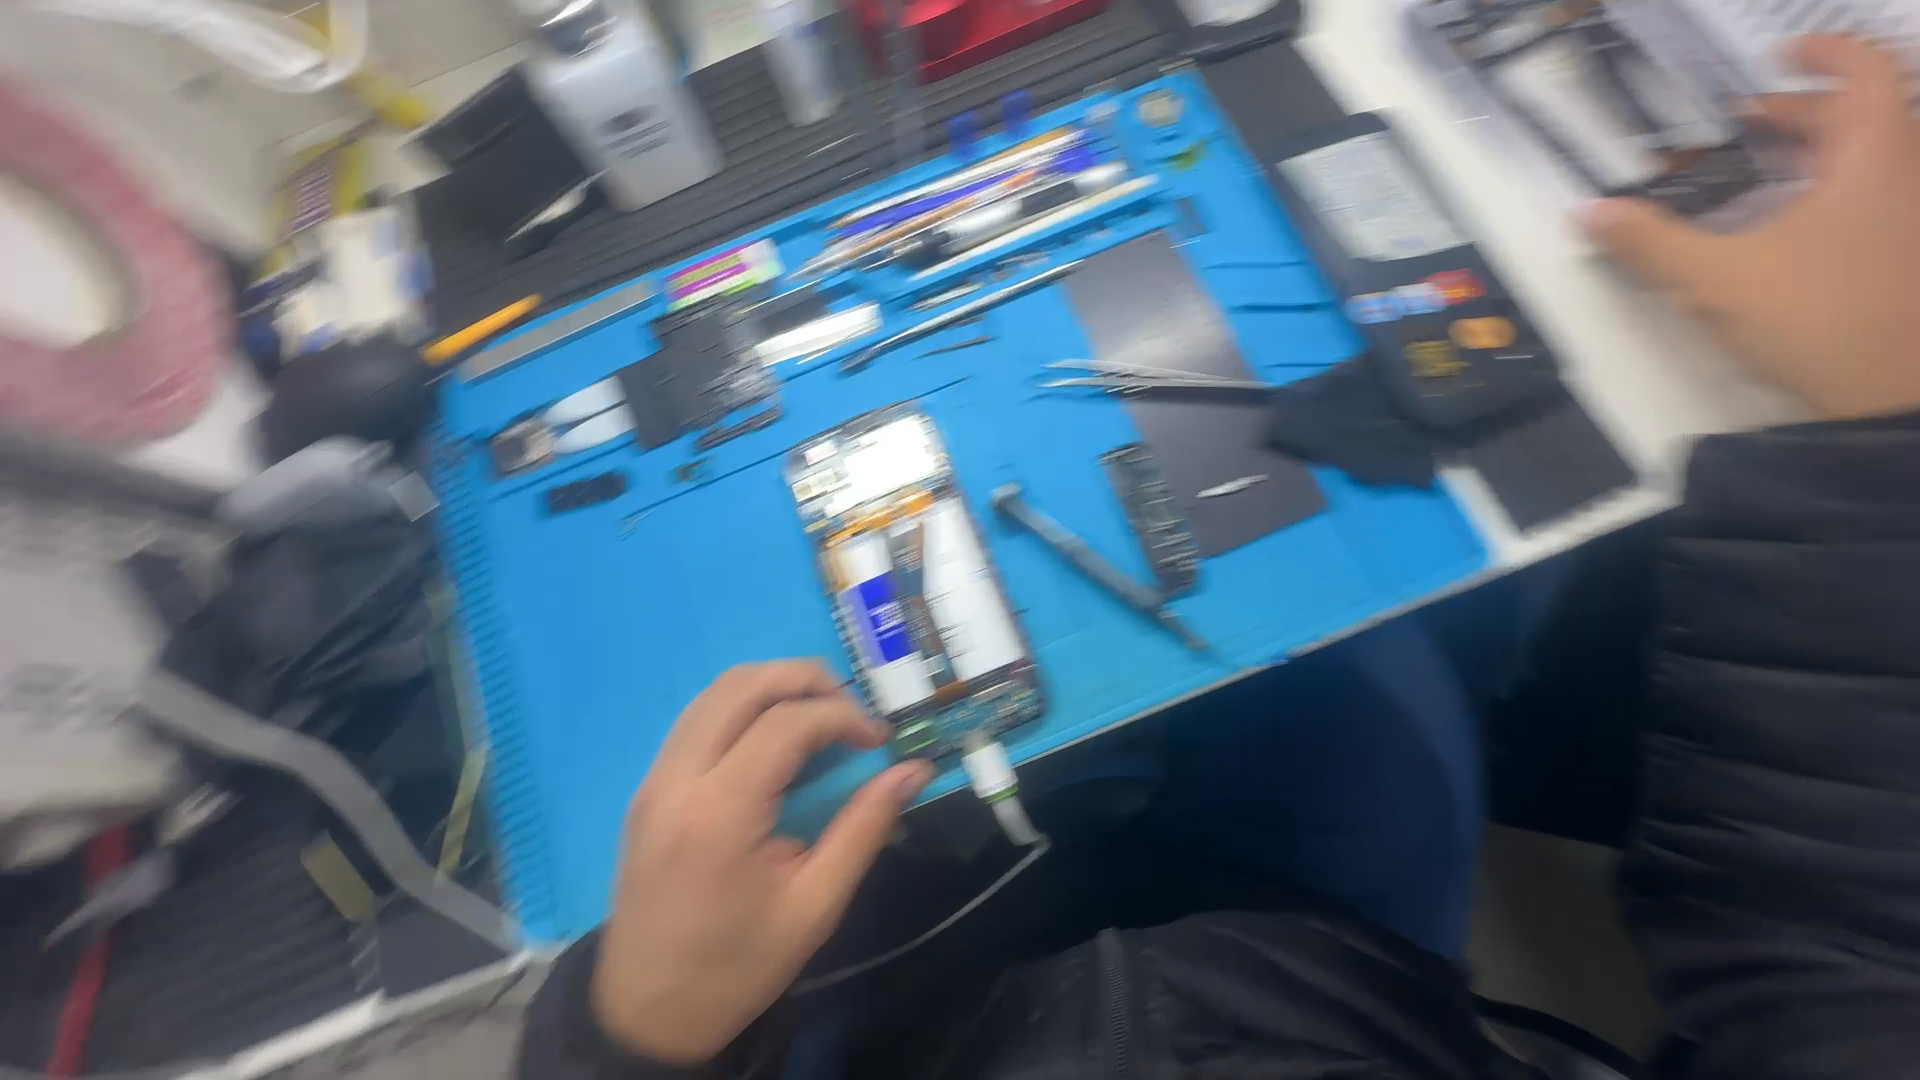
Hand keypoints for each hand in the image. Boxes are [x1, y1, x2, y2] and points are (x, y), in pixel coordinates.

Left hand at [590, 661, 933, 1064]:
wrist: (645, 1014)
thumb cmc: (737, 966)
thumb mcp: (815, 905)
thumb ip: (865, 827)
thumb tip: (914, 770)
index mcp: (718, 813)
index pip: (785, 724)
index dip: (841, 716)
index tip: (878, 740)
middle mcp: (676, 779)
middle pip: (741, 685)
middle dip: (805, 679)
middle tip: (850, 709)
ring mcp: (654, 779)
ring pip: (714, 692)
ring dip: (772, 686)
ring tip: (819, 715)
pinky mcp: (648, 787)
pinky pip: (698, 718)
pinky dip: (743, 706)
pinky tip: (776, 737)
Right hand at [1579, 35, 1919, 419]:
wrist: (1885, 388)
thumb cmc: (1811, 314)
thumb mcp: (1713, 276)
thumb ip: (1648, 241)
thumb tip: (1588, 211)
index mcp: (1871, 162)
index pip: (1865, 76)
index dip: (1822, 55)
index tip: (1771, 58)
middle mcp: (1897, 179)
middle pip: (1858, 118)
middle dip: (1794, 112)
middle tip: (1733, 125)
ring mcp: (1897, 220)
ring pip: (1858, 163)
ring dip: (1801, 157)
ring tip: (1740, 172)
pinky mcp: (1887, 257)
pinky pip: (1853, 203)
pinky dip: (1810, 196)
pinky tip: (1763, 228)